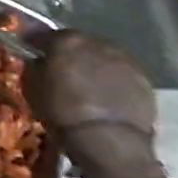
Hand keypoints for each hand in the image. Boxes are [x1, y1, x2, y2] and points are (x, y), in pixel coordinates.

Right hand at [36, 31, 158, 171]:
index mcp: (67, 41)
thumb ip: (35, 67)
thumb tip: (40, 62)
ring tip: (89, 86)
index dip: (39, 46)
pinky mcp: (144, 78)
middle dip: (70, 54)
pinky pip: (121, 73)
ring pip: (103, 57)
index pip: (46, 35)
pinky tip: (109, 97)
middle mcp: (97, 42)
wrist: (110, 142)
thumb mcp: (33, 89)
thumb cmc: (64, 114)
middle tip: (64, 72)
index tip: (34, 53)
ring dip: (94, 66)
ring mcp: (124, 59)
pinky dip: (114, 80)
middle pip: (79, 43)